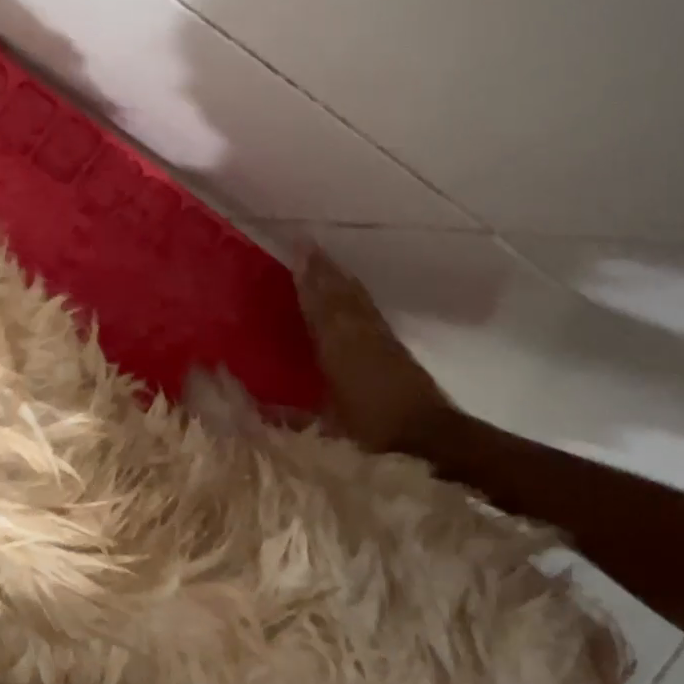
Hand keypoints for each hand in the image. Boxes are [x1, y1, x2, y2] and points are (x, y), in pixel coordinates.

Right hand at [296, 248, 452, 457]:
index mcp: (339, 350)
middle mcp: (359, 336)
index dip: (308, 280)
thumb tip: (251, 407)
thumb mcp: (327, 427)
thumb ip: (290, 415)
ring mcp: (379, 339)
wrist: (432, 439)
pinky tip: (351, 290)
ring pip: (355, 299)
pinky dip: (356, 294)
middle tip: (306, 244)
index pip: (319, 307)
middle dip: (322, 270)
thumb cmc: (374, 432)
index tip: (296, 253)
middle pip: (338, 295)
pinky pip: (368, 310)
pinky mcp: (395, 348)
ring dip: (339, 277)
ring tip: (324, 259)